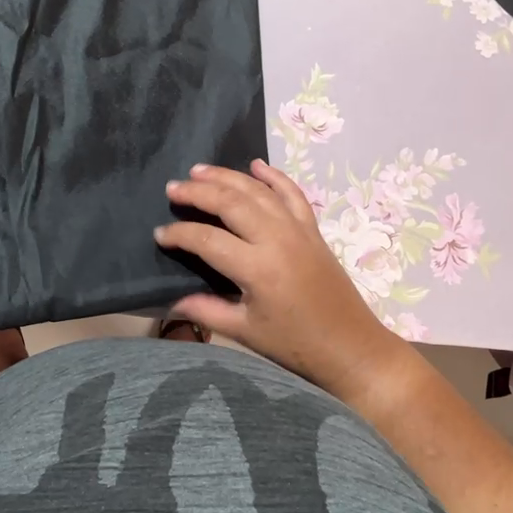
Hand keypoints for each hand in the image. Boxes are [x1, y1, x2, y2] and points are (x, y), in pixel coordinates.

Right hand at [154, 160, 413, 405]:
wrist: (352, 348)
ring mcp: (298, 230)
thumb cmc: (297, 345)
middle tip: (172, 188)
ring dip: (227, 177)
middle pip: (231, 203)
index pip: (207, 240)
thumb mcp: (246, 332)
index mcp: (257, 268)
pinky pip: (292, 194)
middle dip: (198, 192)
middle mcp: (277, 240)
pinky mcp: (313, 231)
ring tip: (199, 171)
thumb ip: (207, 311)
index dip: (179, 234)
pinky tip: (255, 165)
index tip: (159, 234)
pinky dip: (273, 176)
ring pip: (258, 191)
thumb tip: (172, 300)